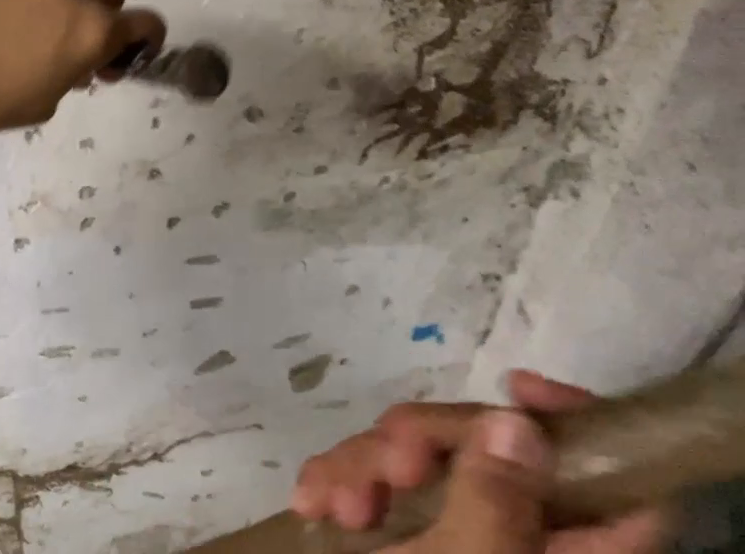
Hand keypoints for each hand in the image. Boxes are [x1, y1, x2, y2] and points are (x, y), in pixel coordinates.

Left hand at [0, 0, 164, 133]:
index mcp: (92, 29)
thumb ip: (74, 73)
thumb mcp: (47, 102)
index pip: (145, 23)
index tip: (118, 62)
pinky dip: (17, 2)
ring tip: (20, 40)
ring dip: (56, 8)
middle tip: (77, 47)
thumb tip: (74, 60)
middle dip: (104, 15)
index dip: (142, 43)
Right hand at [293, 370, 667, 553]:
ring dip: (360, 467)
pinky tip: (311, 503)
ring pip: (417, 459)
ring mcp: (458, 529)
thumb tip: (516, 422)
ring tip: (328, 503)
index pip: (609, 471)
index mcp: (572, 548)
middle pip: (486, 448)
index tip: (511, 383)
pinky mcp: (406, 531)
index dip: (572, 416)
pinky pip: (374, 481)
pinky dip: (337, 481)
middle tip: (384, 469)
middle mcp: (525, 533)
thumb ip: (497, 502)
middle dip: (414, 444)